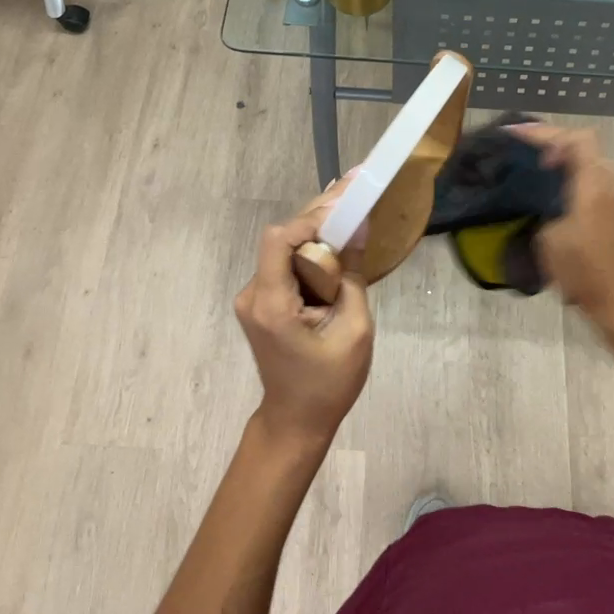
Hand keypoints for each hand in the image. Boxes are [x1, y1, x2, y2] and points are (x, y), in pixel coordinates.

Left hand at [234, 187, 374, 444]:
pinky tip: (336, 242)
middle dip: (320, 217)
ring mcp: (253, 298)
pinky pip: (285, 264)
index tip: (345, 205)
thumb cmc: (329, 383)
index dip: (311, 218)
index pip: (280, 240)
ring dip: (317, 233)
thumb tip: (360, 227)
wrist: (296, 421)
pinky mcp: (261, 301)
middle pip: (283, 239)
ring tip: (351, 212)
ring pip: (285, 249)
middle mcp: (254, 294)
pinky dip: (310, 252)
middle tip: (355, 192)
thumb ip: (353, 275)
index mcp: (272, 303)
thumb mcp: (354, 329)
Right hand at [511, 125, 613, 329]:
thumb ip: (545, 206)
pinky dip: (566, 174)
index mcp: (593, 184)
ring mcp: (611, 197)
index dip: (545, 132)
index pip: (575, 139)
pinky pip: (586, 178)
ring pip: (585, 161)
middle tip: (520, 147)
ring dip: (560, 157)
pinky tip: (545, 189)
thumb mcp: (551, 238)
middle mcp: (606, 183)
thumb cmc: (584, 270)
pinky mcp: (609, 212)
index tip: (515, 135)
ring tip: (529, 164)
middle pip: (582, 145)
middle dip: (551, 140)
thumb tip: (539, 195)